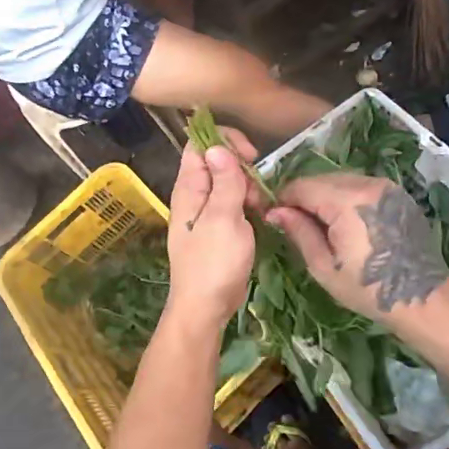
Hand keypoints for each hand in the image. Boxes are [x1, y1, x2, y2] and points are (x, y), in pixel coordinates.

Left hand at [165, 130, 259, 327]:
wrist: (205, 307)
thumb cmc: (214, 263)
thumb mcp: (224, 218)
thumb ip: (225, 181)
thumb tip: (218, 147)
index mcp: (189, 188)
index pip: (201, 144)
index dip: (226, 141)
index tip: (250, 157)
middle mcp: (194, 195)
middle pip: (218, 161)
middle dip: (242, 168)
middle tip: (255, 193)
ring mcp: (206, 212)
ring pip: (229, 183)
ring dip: (248, 189)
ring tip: (259, 210)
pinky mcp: (218, 228)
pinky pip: (233, 204)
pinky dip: (248, 206)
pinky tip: (259, 219)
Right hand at [265, 174, 448, 324]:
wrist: (422, 298)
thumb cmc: (368, 289)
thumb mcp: (324, 266)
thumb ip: (299, 232)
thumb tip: (275, 212)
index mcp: (347, 200)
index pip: (301, 185)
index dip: (283, 199)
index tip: (275, 218)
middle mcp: (367, 183)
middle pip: (321, 179)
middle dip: (304, 197)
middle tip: (297, 225)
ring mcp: (386, 186)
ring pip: (341, 181)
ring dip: (326, 197)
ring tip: (322, 227)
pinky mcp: (397, 194)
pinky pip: (361, 187)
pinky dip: (347, 199)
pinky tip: (346, 225)